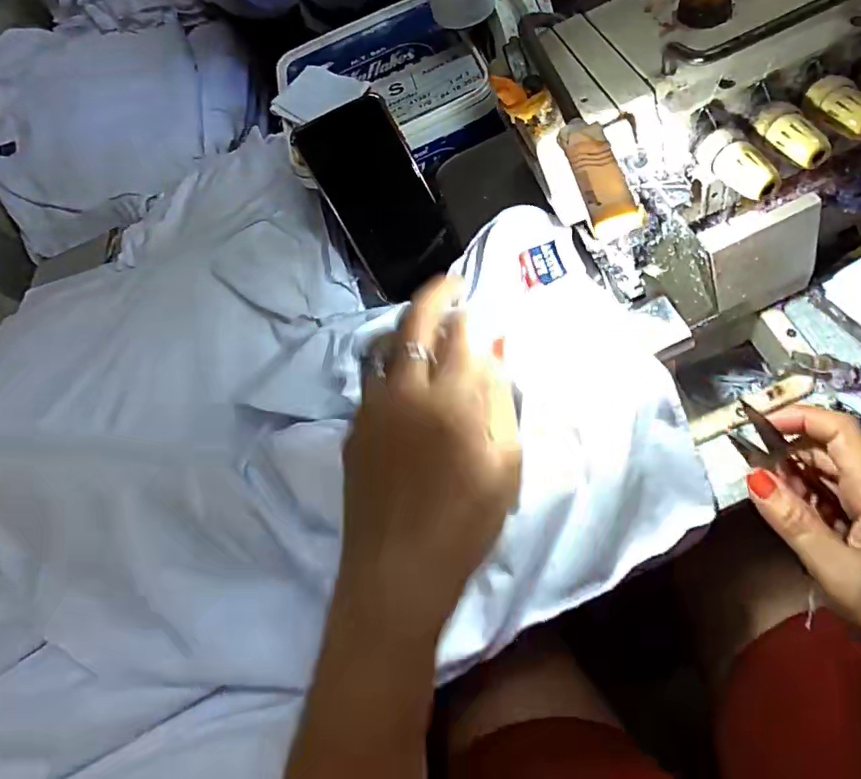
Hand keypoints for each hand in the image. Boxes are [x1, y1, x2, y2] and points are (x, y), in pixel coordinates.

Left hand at [339, 276, 521, 633]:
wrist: (396, 575)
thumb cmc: (466, 525)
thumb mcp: (507, 465)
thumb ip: (502, 400)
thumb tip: (496, 352)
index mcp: (451, 400)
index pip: (460, 334)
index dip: (471, 314)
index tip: (479, 306)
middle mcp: (406, 392)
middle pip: (416, 323)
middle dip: (435, 294)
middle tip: (452, 284)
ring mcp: (372, 409)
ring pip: (386, 346)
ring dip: (409, 326)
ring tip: (428, 327)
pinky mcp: (354, 429)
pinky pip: (372, 379)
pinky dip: (391, 361)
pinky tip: (406, 377)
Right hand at [745, 405, 860, 685]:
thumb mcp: (842, 576)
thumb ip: (796, 524)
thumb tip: (753, 477)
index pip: (840, 429)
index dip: (799, 416)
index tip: (757, 425)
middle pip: (833, 447)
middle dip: (789, 446)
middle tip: (749, 464)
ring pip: (833, 471)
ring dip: (796, 474)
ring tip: (764, 491)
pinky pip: (839, 496)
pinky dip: (810, 497)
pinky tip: (791, 514)